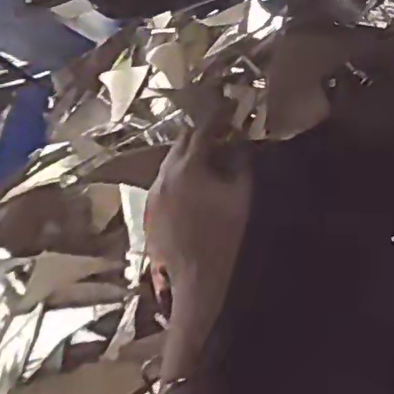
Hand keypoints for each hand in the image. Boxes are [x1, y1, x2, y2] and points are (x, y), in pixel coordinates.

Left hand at [147, 124, 251, 375]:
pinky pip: (165, 183)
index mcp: (187, 167)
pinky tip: (194, 186)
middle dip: (201, 134)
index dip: (218, 117)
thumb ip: (240, 161)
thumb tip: (238, 143)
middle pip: (181, 142)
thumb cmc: (226, 237)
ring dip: (189, 155)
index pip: (203, 129)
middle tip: (222, 132)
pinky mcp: (150, 215)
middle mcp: (164, 176)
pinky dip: (179, 176)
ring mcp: (153, 197)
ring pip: (170, 163)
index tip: (230, 109)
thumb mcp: (242, 194)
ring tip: (210, 158)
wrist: (200, 284)